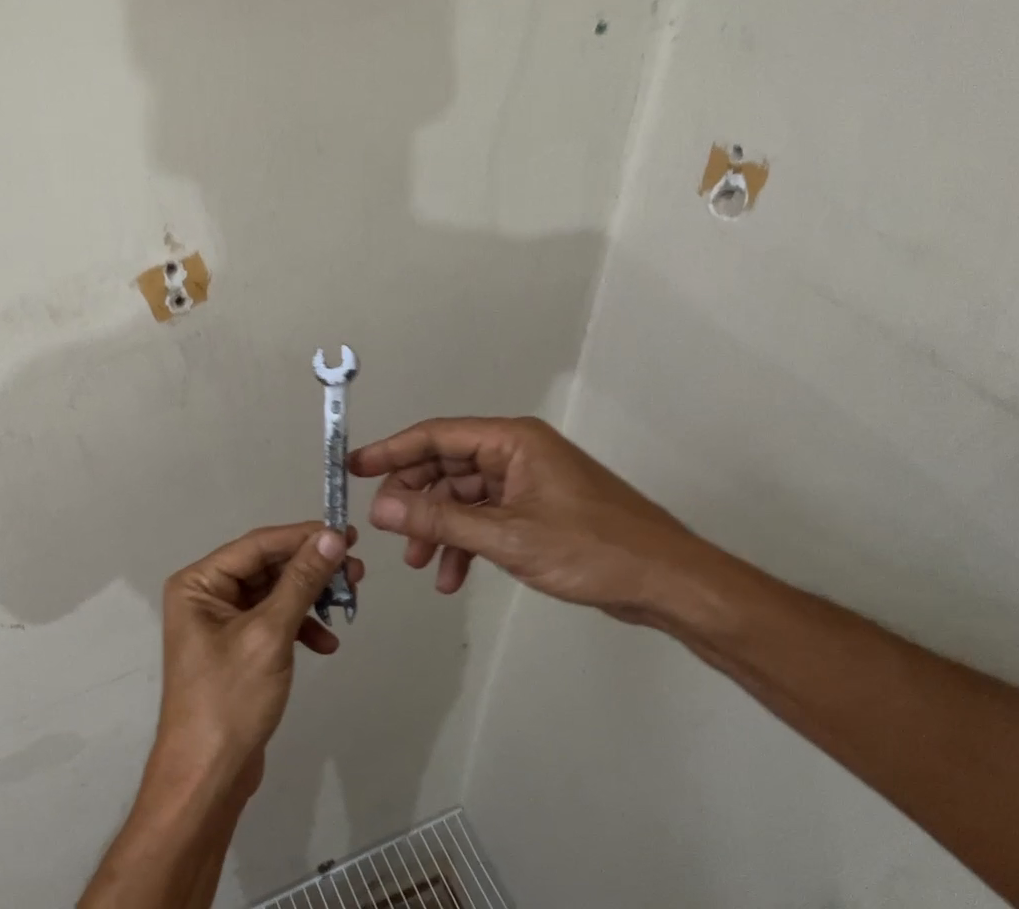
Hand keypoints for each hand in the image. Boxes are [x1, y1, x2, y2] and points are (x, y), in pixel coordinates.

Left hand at [154, 523, 362, 784]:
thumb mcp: (269, 634)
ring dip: (311, 598)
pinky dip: (301, 627)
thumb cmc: (231, 698)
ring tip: (350, 604)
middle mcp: (206, 595)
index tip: (348, 534)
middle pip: (268, 566)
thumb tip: (331, 536)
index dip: (303, 536)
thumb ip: (301, 582)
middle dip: (312, 569)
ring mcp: (221, 623)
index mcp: (199, 583)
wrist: (208, 775)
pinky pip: (274, 622)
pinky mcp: (238, 649)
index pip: (258, 544)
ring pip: (275, 593)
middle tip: (358, 572)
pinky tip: (327, 644)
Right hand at [350, 417, 712, 619]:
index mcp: (512, 441)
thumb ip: (439, 520)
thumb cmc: (591, 549)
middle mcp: (516, 453)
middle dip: (415, 500)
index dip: (391, 452)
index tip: (353, 470)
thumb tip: (379, 507)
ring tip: (419, 562)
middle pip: (445, 466)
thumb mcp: (506, 536)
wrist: (665, 582)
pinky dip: (465, 544)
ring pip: (462, 497)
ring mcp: (527, 483)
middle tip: (387, 530)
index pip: (436, 436)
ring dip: (438, 528)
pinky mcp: (537, 511)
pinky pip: (485, 519)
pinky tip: (452, 577)